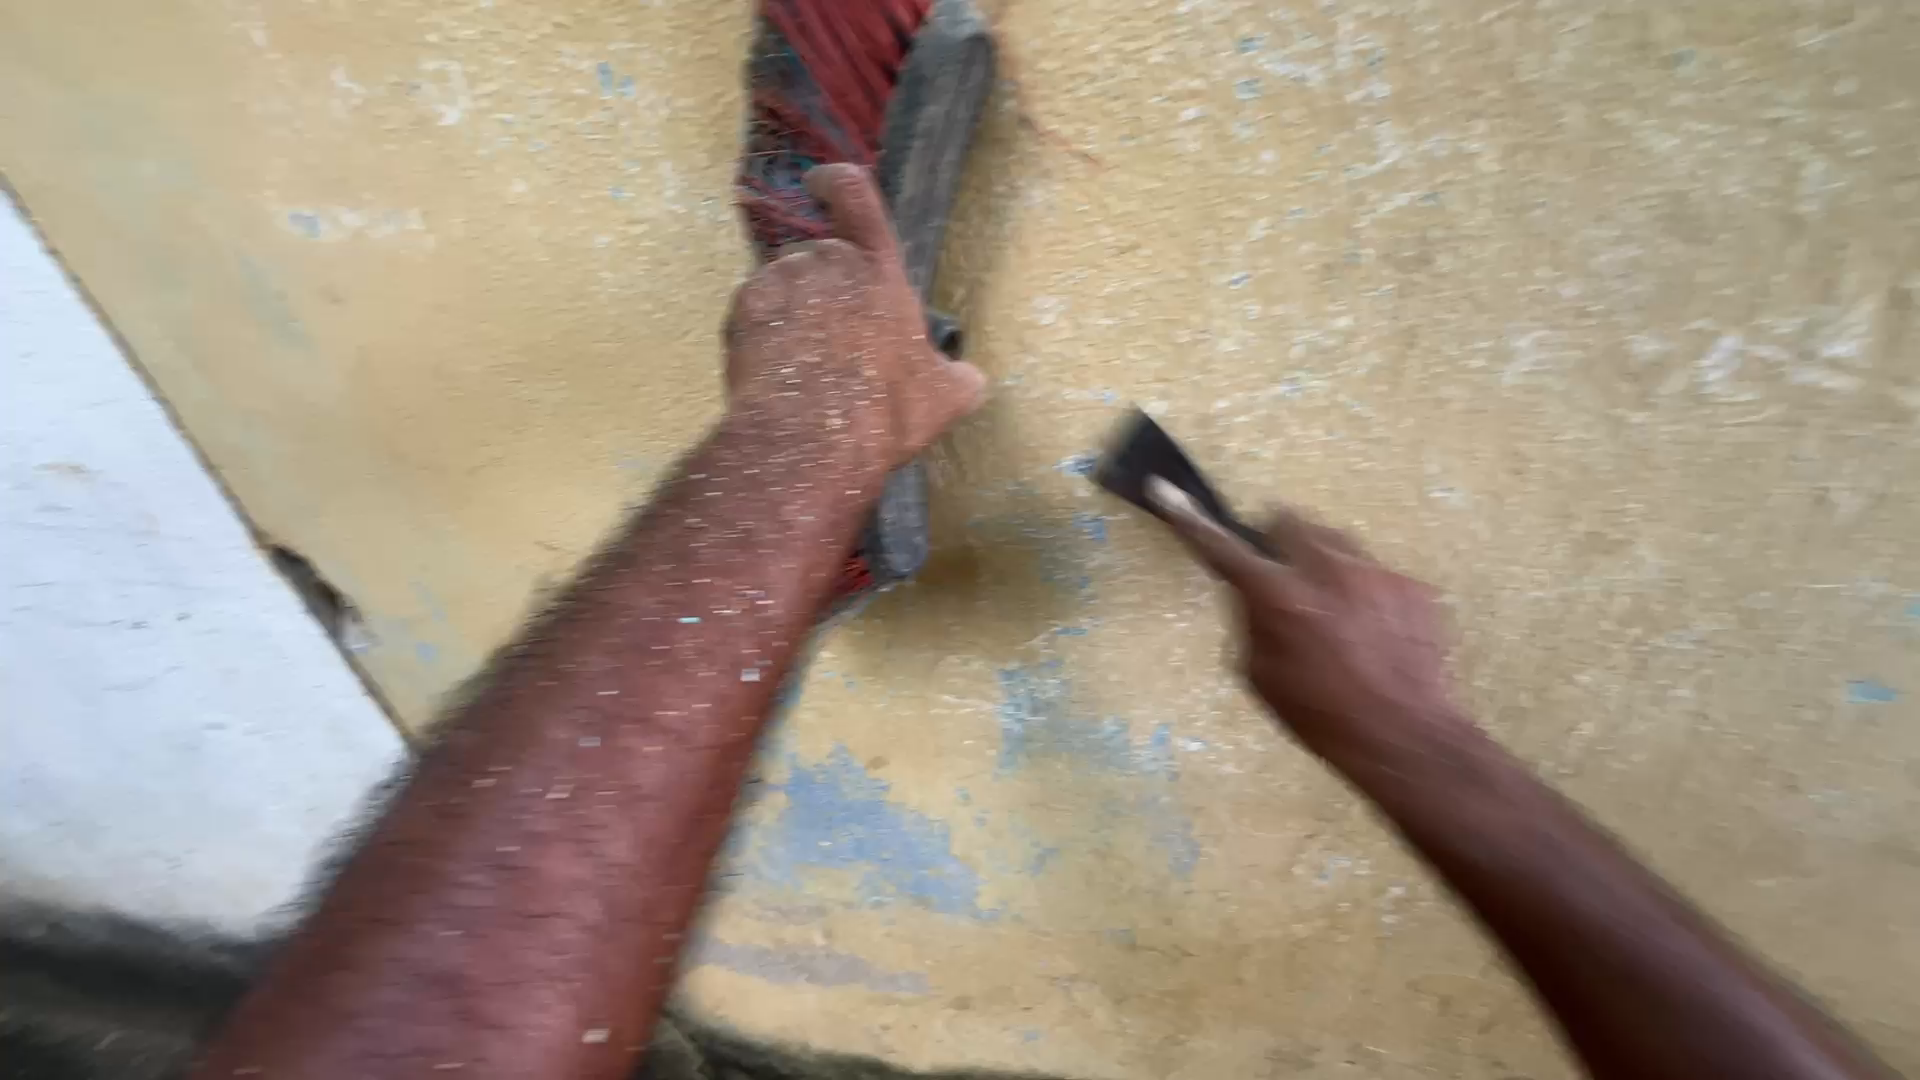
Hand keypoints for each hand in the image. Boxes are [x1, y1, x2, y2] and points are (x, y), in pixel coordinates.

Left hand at [724, 163, 986, 471]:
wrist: (814, 437)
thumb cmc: (886, 409)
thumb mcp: (943, 399)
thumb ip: (959, 379)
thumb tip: (969, 378)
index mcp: (880, 273)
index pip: (858, 198)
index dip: (837, 185)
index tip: (821, 186)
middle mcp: (828, 264)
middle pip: (820, 257)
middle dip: (824, 290)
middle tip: (831, 342)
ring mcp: (781, 283)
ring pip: (783, 286)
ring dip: (792, 313)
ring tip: (803, 365)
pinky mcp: (744, 310)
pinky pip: (752, 313)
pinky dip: (762, 335)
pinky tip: (776, 373)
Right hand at [1147, 477, 1474, 760]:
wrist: (1406, 740)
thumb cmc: (1318, 715)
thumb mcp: (1261, 673)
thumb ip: (1252, 619)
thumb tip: (1254, 593)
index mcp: (1278, 597)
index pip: (1221, 546)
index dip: (1188, 518)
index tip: (1165, 489)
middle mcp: (1327, 571)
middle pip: (1288, 520)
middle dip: (1276, 540)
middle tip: (1280, 574)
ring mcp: (1377, 574)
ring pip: (1335, 539)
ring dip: (1321, 560)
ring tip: (1331, 605)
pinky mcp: (1414, 587)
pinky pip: (1376, 572)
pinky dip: (1363, 591)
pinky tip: (1371, 630)